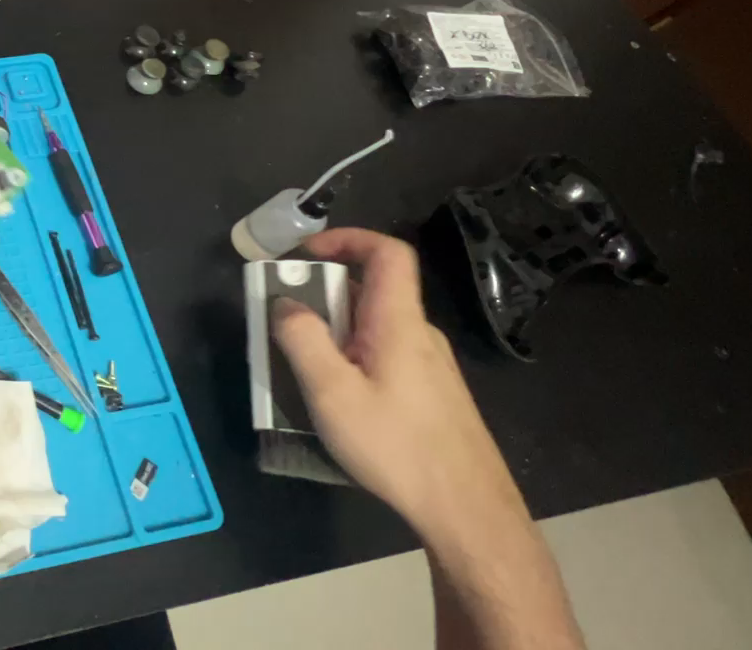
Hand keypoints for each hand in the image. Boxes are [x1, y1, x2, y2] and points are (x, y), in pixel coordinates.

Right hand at [271, 228, 530, 546]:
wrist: (469, 514)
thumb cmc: (397, 446)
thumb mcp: (331, 393)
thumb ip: (302, 339)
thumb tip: (283, 303)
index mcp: (398, 323)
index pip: (388, 253)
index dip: (347, 238)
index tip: (304, 254)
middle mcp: (418, 334)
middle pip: (372, 288)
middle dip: (321, 290)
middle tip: (283, 316)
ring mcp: (428, 365)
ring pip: (374, 323)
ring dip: (332, 326)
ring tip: (299, 361)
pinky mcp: (430, 393)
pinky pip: (382, 352)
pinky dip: (350, 353)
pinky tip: (335, 395)